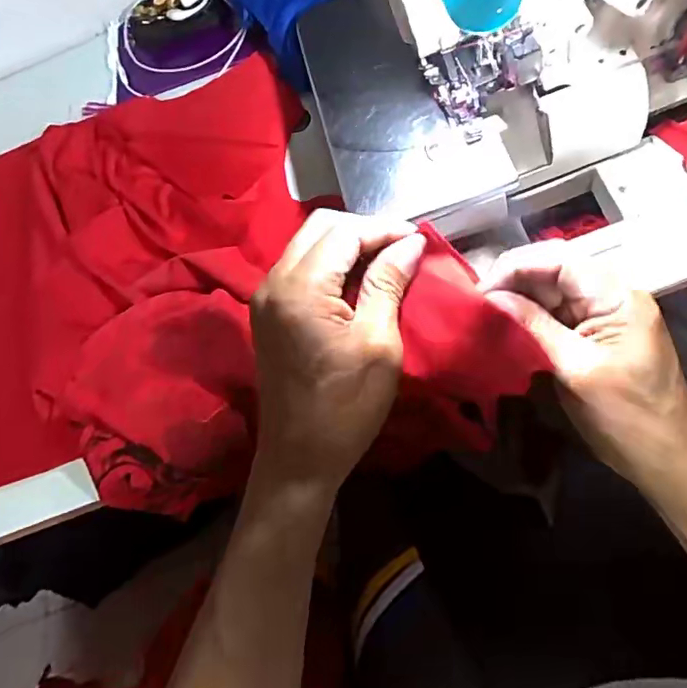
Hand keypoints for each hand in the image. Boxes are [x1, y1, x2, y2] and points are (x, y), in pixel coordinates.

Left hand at [250, 210, 426, 489]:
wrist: (299, 461)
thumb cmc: (346, 406)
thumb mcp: (379, 343)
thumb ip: (389, 283)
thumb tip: (410, 243)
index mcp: (300, 290)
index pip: (344, 233)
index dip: (385, 229)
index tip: (420, 240)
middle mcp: (274, 283)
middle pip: (321, 227)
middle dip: (366, 229)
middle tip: (404, 247)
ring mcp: (267, 297)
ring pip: (310, 242)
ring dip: (350, 242)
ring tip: (389, 259)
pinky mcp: (270, 311)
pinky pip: (303, 264)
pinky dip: (334, 261)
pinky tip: (363, 277)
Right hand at [479, 242, 686, 492]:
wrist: (668, 460)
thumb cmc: (628, 419)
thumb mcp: (577, 371)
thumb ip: (535, 328)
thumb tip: (492, 298)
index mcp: (619, 296)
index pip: (561, 261)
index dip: (517, 267)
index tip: (481, 290)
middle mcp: (615, 295)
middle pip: (558, 271)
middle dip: (515, 281)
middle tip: (476, 303)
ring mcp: (609, 314)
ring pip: (557, 291)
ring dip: (522, 298)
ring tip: (485, 311)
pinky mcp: (601, 333)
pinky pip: (563, 314)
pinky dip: (536, 318)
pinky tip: (510, 324)